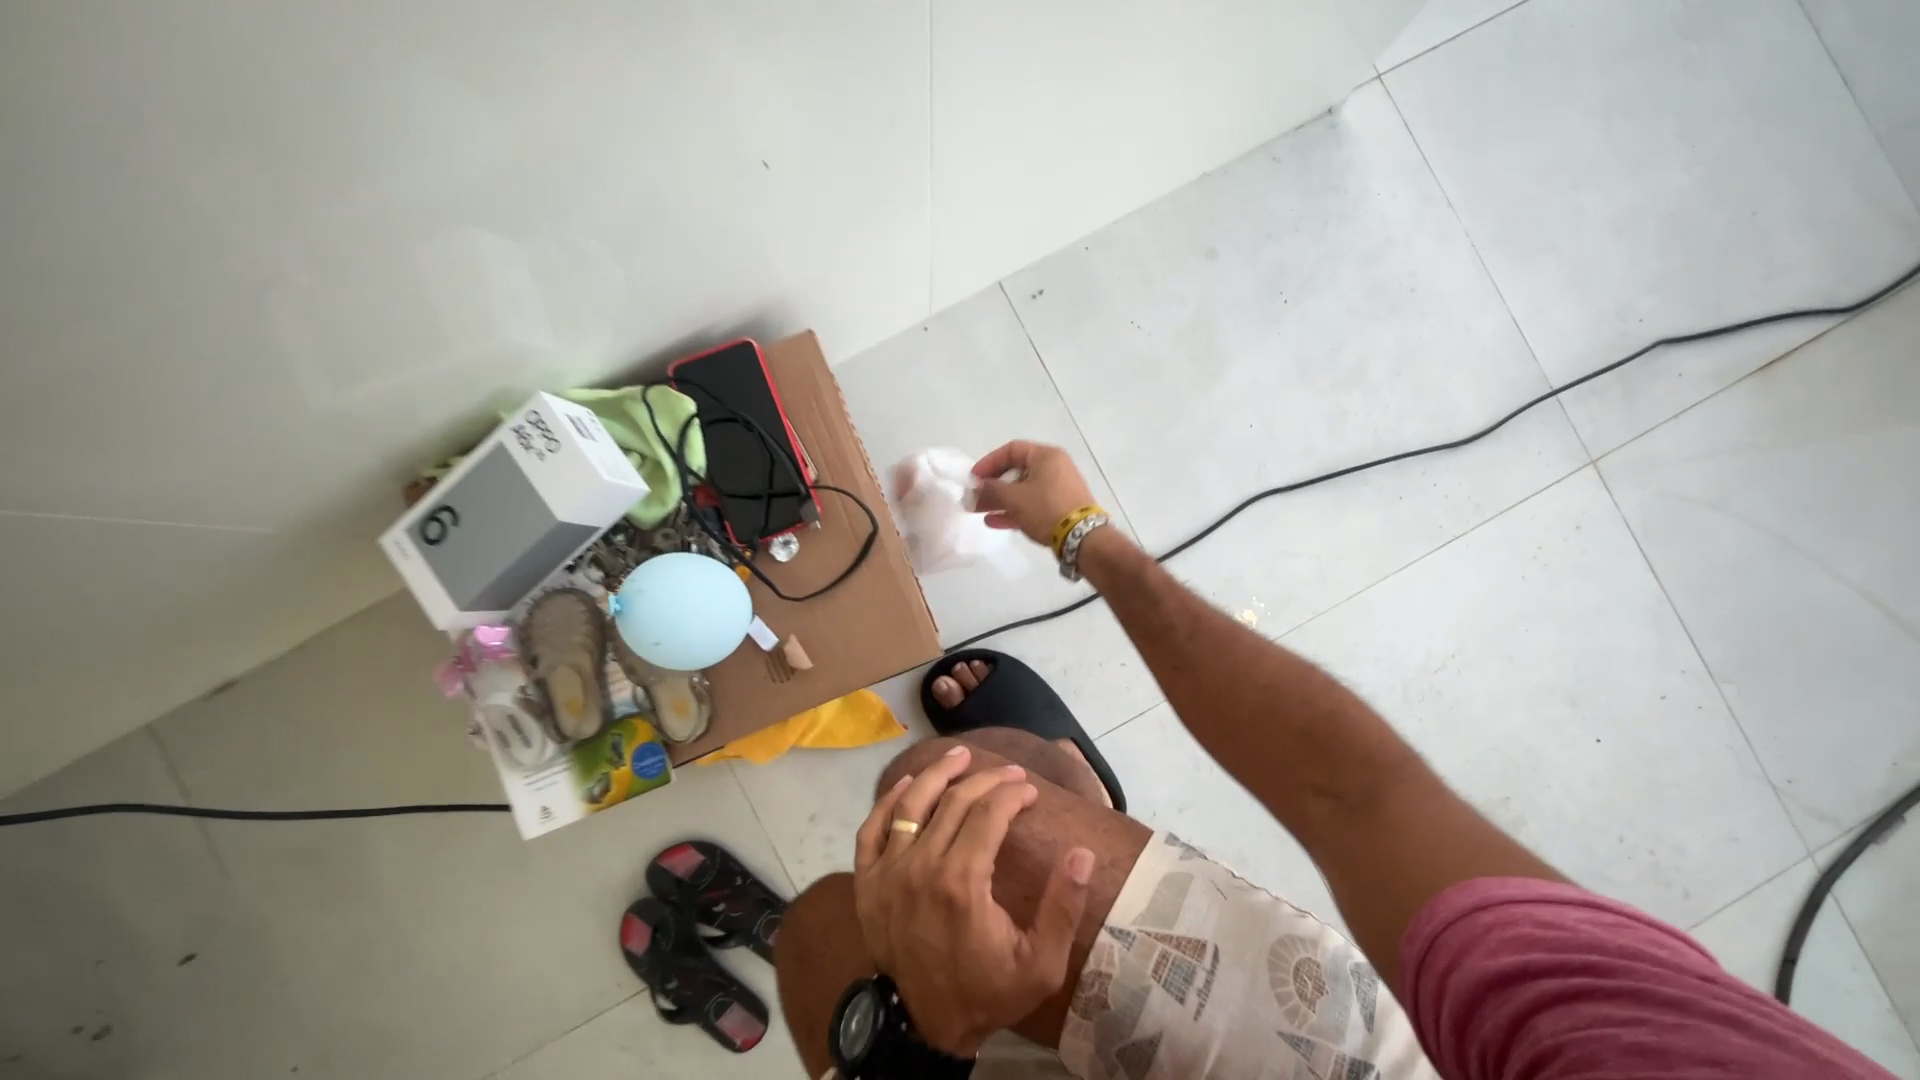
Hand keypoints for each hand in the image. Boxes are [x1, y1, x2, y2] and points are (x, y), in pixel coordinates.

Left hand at [853, 745, 1094, 1056]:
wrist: (924, 1026)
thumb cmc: (987, 992)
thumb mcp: (1040, 964)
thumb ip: (1063, 907)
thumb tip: (1082, 853)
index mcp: (962, 883)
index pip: (989, 815)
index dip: (1012, 794)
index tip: (1029, 791)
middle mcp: (921, 867)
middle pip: (954, 802)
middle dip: (986, 780)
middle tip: (1009, 773)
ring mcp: (888, 872)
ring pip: (911, 804)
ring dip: (937, 774)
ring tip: (959, 755)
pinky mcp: (867, 882)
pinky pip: (873, 829)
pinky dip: (888, 802)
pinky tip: (905, 785)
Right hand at [971, 440, 1096, 547]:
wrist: (1083, 539)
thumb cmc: (1046, 509)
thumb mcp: (1013, 498)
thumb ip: (990, 491)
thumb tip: (973, 492)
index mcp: (1046, 456)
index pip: (1011, 450)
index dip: (988, 462)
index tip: (973, 479)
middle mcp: (1054, 468)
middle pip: (1016, 471)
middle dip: (992, 486)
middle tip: (974, 498)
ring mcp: (1059, 489)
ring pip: (1023, 490)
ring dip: (1001, 501)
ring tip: (980, 512)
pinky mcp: (1060, 508)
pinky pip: (1032, 504)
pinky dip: (1015, 510)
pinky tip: (995, 521)